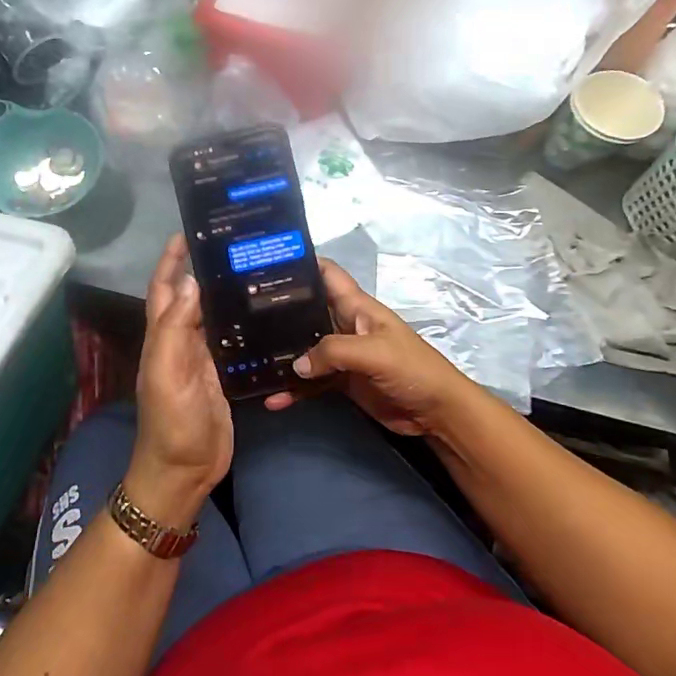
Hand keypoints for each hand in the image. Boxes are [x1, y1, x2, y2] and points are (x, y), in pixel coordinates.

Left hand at [126, 235, 232, 527]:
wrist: (184, 471)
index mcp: (163, 336)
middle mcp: (182, 341)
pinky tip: (267, 312)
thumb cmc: (172, 422)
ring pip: (213, 315)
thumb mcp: (168, 372)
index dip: (171, 259)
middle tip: (235, 245)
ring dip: (226, 292)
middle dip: (203, 267)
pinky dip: (244, 322)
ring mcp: (204, 358)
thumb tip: (192, 280)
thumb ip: (176, 328)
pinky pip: (233, 340)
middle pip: (191, 296)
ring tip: (255, 269)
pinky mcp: (224, 374)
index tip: (189, 231)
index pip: (166, 288)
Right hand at [266, 259, 485, 436]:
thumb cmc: (412, 370)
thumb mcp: (374, 352)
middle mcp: (346, 325)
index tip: (266, 264)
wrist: (436, 412)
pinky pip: (312, 381)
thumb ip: (333, 352)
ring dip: (282, 356)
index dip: (301, 264)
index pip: (327, 274)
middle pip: (307, 311)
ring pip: (305, 349)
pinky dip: (294, 389)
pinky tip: (273, 400)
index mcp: (357, 307)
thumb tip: (296, 365)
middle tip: (240, 317)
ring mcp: (344, 354)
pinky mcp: (343, 381)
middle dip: (278, 313)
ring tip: (248, 362)